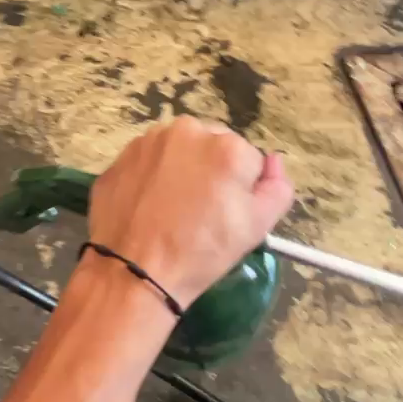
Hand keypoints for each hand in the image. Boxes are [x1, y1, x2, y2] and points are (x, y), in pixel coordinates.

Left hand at [87, 117, 294, 304]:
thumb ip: (277, 188)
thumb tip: (273, 162)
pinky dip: (154, 173)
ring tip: (174, 206)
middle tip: (201, 210)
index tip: (226, 212)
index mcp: (228, 147)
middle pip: (214, 146)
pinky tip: (150, 203)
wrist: (134, 271)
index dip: (241, 188)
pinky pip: (151, 157)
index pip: (249, 160)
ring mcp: (152, 139)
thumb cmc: (201, 252)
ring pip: (181, 148)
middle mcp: (189, 130)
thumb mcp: (256, 228)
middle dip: (213, 170)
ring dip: (183, 167)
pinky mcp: (124, 153)